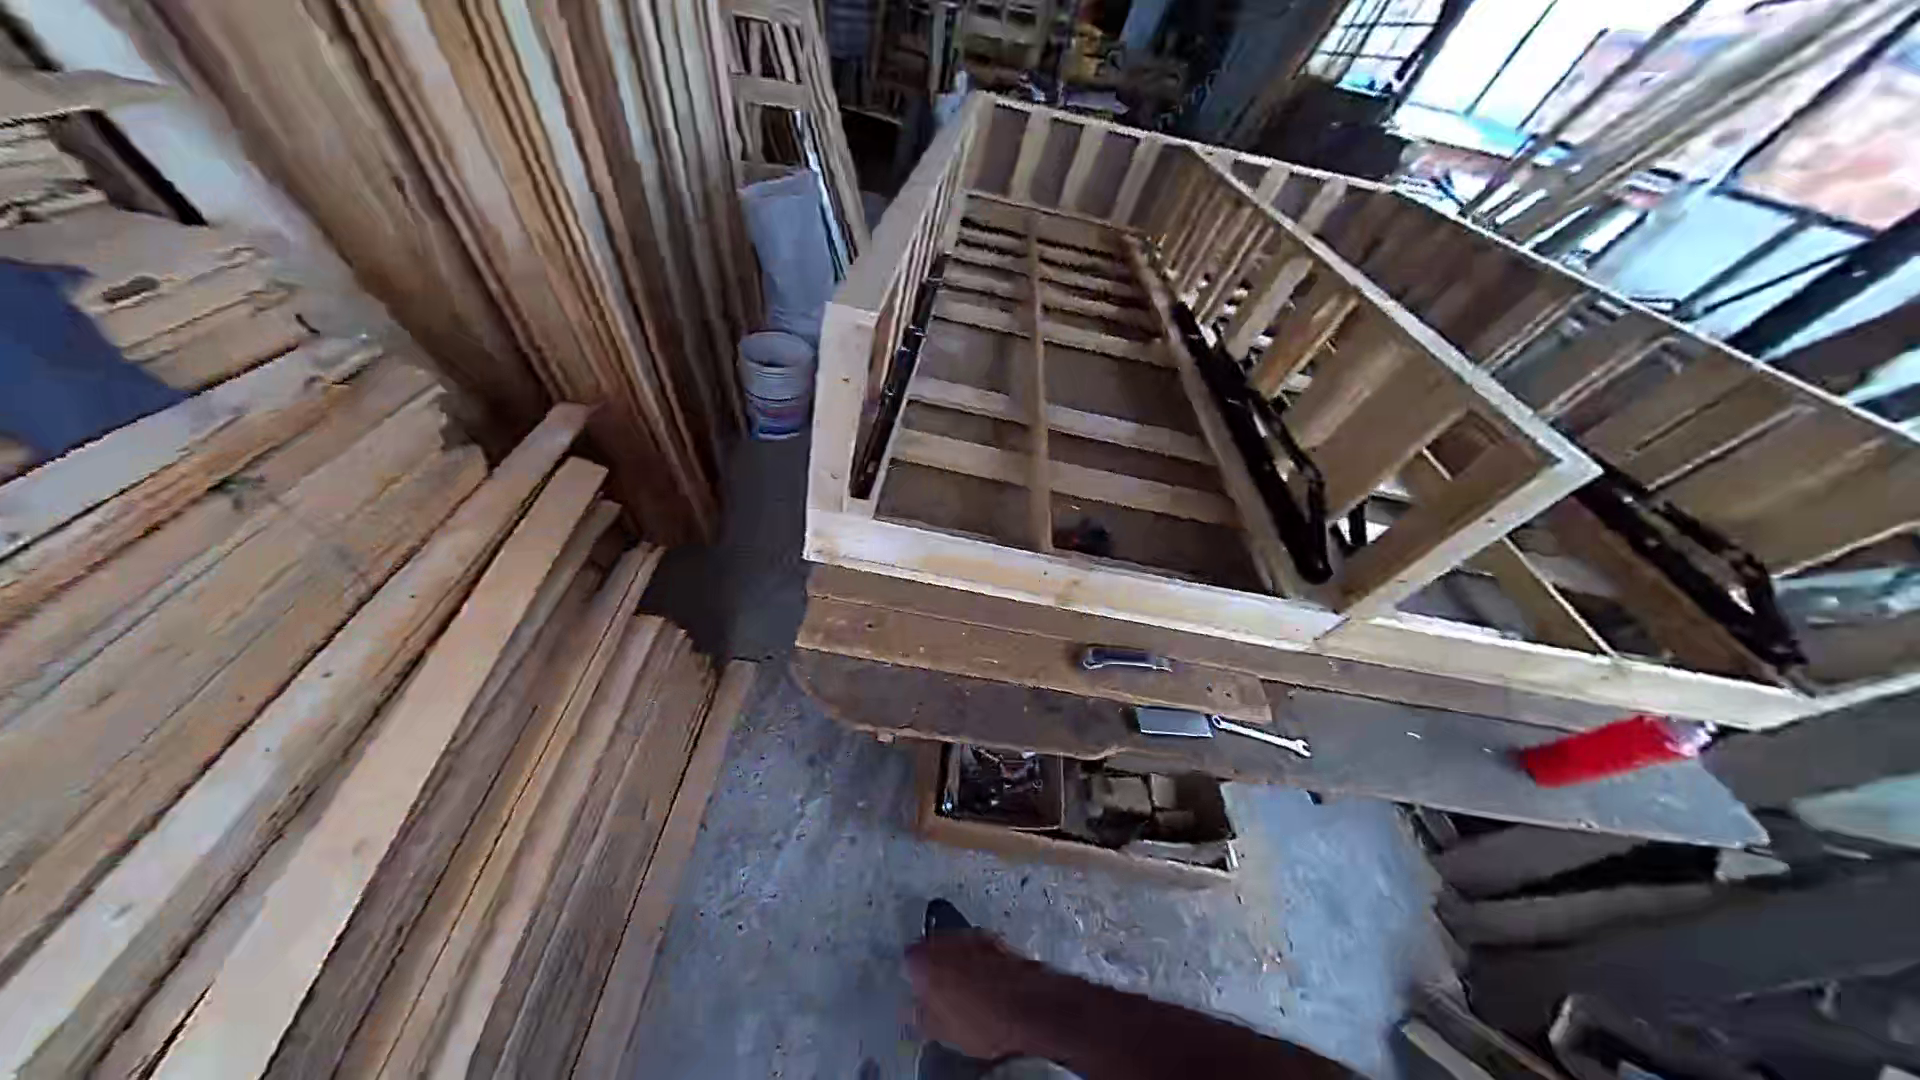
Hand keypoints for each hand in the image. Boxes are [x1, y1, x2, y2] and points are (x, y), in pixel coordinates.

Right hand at [904, 931, 1045, 1060]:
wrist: (1027, 1007)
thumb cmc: (985, 1019)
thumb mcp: (942, 1030)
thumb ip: (921, 1016)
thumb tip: (912, 1013)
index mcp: (925, 959)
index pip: (909, 957)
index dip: (912, 974)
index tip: (917, 987)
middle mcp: (947, 939)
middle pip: (932, 945)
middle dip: (934, 963)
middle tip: (938, 987)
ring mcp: (972, 935)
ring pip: (955, 944)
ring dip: (955, 959)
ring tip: (962, 987)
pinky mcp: (994, 938)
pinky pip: (977, 946)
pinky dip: (976, 958)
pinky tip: (983, 980)